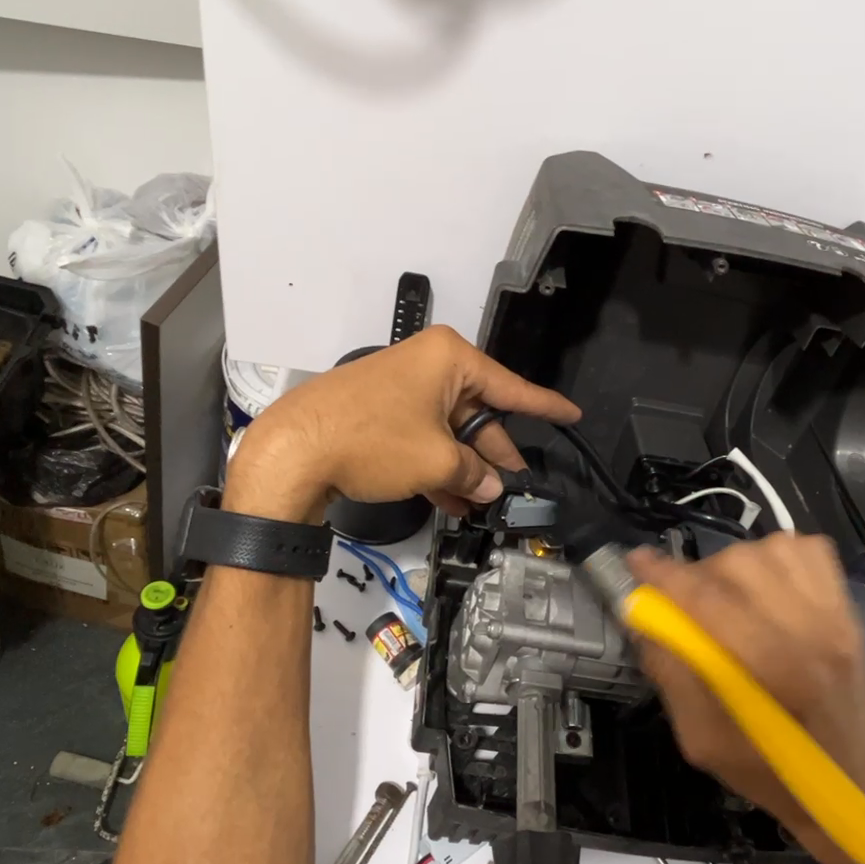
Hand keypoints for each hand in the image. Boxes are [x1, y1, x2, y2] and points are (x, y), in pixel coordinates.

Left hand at [225, 327, 580, 522]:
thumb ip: (473, 473)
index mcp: (449, 359)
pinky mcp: (379, 413)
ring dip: (464, 468)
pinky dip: (436, 467)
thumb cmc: (370, 440)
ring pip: (448, 431)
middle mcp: (427, 366)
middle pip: (478, 413)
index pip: (511, 386)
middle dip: (493, 454)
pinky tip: (451, 501)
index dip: (545, 406)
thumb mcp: (436, 461)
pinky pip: (422, 439)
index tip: (571, 414)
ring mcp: (400, 390)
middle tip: (512, 486)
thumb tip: (489, 486)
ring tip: (482, 504)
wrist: (293, 452)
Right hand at [626, 534, 864, 862]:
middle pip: (738, 565)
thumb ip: (672, 675)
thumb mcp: (702, 741)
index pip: (708, 599)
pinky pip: (810, 550)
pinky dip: (778, 555)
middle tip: (683, 598)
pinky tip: (764, 582)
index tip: (637, 561)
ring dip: (736, 563)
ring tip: (724, 592)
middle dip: (697, 573)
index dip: (664, 574)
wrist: (848, 784)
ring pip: (771, 549)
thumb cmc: (770, 772)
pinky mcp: (848, 610)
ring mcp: (835, 616)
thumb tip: (644, 618)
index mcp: (772, 671)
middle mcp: (809, 632)